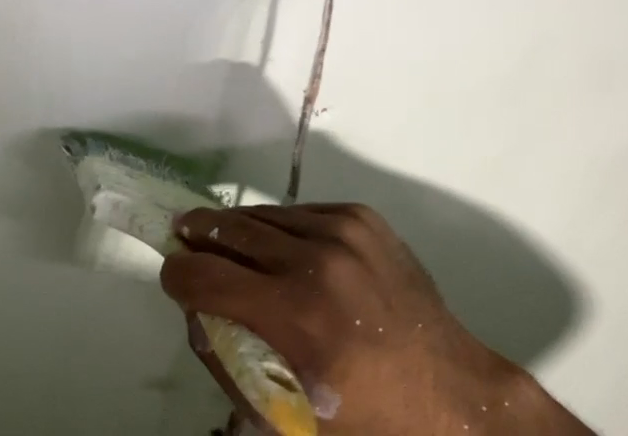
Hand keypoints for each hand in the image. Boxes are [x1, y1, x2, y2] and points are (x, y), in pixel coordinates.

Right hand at [163, 204, 585, 434]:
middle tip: (184, 242)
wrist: (454, 397)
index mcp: (294, 316)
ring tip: (224, 240)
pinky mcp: (361, 218)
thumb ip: (225, 361)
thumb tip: (191, 312)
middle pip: (224, 230)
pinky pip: (296, 211)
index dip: (176, 276)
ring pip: (259, 215)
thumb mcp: (286, 415)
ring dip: (235, 230)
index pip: (202, 274)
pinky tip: (279, 246)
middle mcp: (315, 262)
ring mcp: (342, 232)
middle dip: (196, 238)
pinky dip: (278, 227)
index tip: (173, 280)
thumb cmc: (364, 417)